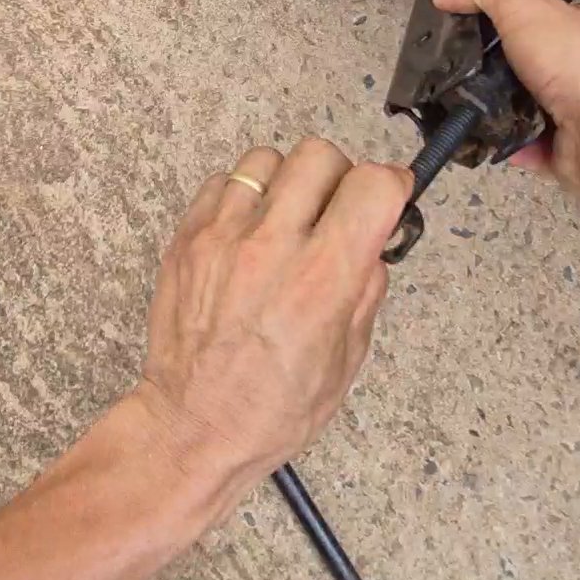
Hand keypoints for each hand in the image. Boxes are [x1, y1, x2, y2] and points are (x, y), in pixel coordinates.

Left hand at [135, 139, 411, 492]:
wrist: (192, 425)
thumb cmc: (270, 408)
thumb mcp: (347, 359)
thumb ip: (365, 288)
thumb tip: (374, 238)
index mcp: (321, 280)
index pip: (372, 186)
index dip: (392, 183)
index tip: (391, 194)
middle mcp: (270, 246)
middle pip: (319, 155)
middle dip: (340, 176)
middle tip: (335, 210)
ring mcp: (221, 237)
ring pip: (267, 158)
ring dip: (288, 182)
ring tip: (286, 219)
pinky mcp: (187, 238)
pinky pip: (222, 181)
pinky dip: (243, 196)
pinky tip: (247, 231)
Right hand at [431, 0, 579, 217]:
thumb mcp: (527, 6)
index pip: (567, 9)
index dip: (527, 14)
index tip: (490, 23)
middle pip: (549, 60)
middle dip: (513, 66)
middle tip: (476, 66)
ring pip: (541, 104)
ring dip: (508, 106)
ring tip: (475, 100)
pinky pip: (536, 144)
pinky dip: (512, 142)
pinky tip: (489, 135)